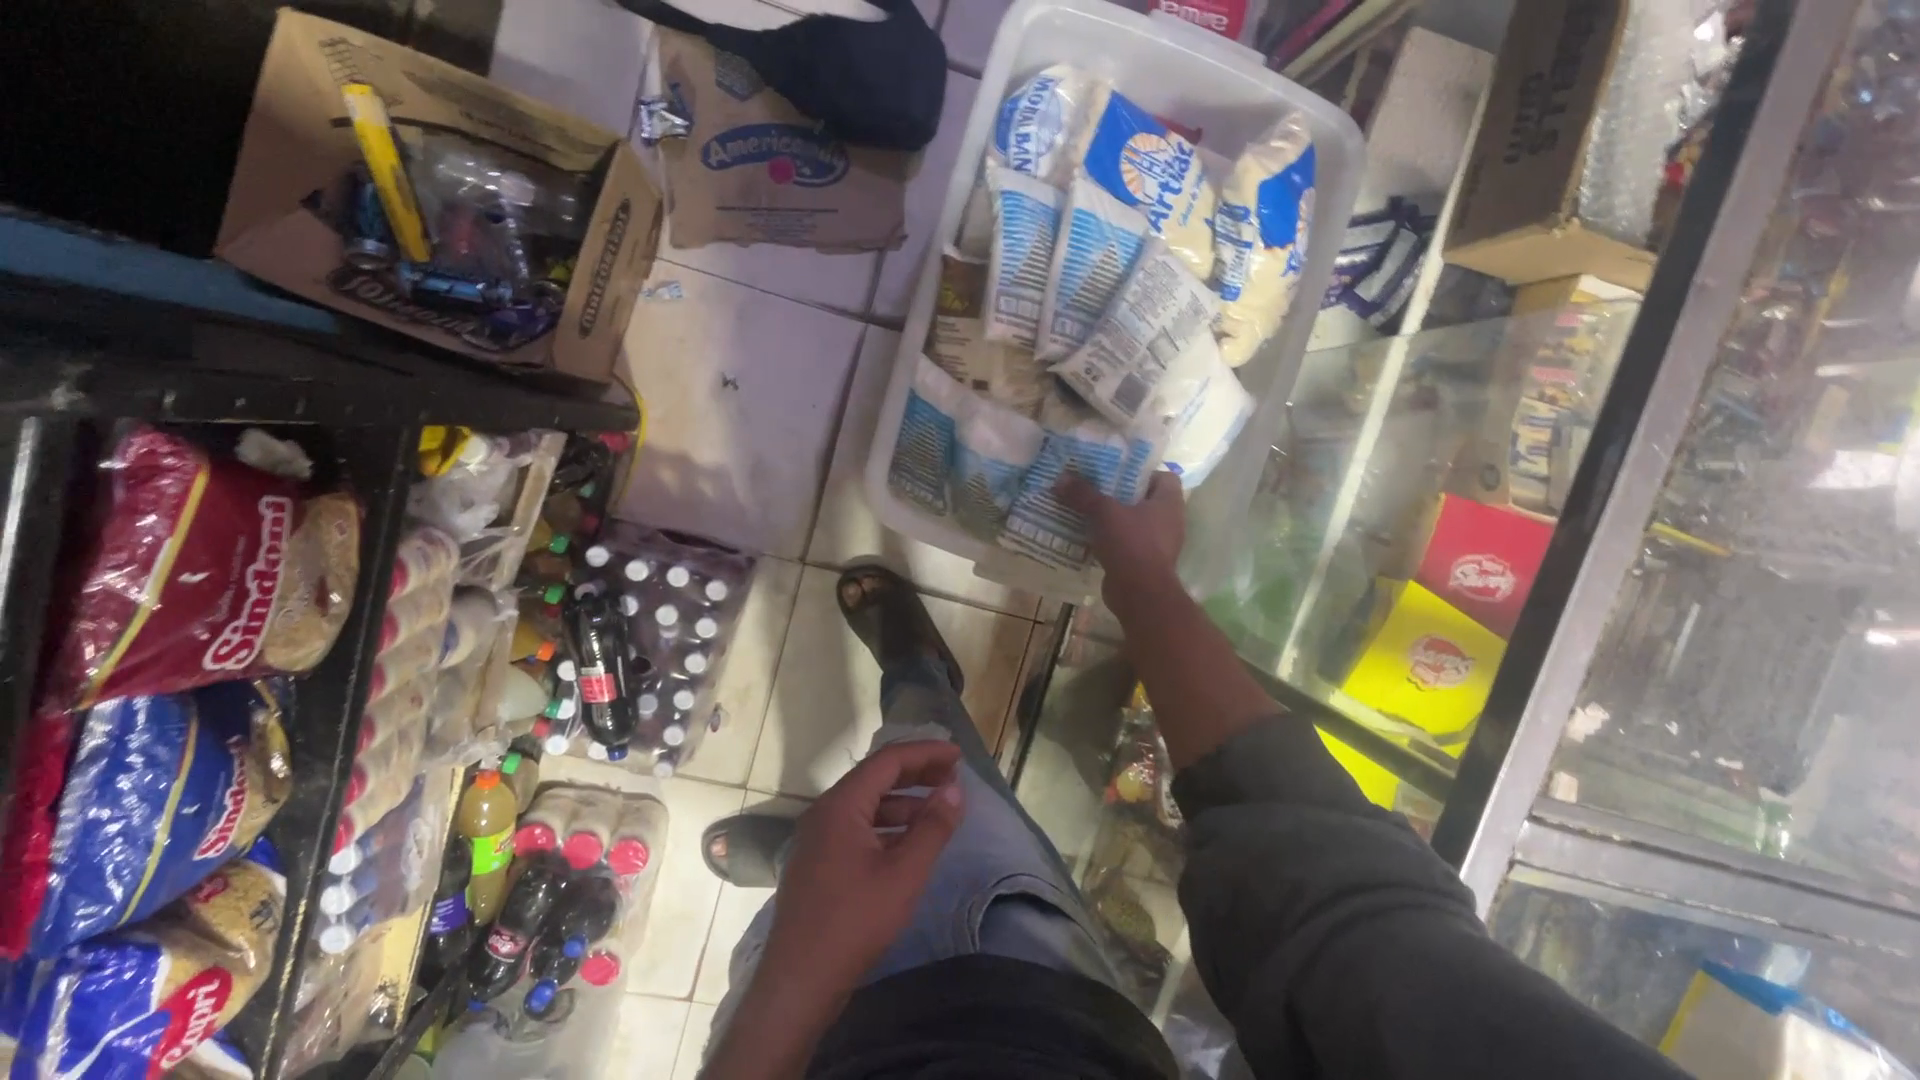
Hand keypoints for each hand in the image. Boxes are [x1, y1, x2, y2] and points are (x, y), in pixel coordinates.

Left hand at [760, 740, 965, 992]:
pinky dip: (886, 826)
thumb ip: (932, 827)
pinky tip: (908, 842)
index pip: (887, 761)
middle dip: (915, 774)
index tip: (957, 756)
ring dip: (902, 802)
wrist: (800, 979)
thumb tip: (954, 789)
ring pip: (865, 805)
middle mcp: (824, 813)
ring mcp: (817, 838)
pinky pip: (856, 828)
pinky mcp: (817, 862)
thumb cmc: (855, 921)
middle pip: (874, 778)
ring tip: (938, 809)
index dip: (925, 754)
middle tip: (952, 777)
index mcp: (841, 805)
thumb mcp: (904, 873)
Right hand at [1059, 470, 1185, 598]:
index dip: (1141, 472)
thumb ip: (1083, 494)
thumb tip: (1060, 478)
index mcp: (1169, 502)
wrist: (1140, 594)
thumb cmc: (1131, 544)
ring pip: (1133, 523)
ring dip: (1112, 519)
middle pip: (1143, 500)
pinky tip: (1087, 537)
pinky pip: (1125, 544)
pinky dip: (1109, 541)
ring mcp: (1158, 544)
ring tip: (1085, 511)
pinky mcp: (1144, 563)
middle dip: (1119, 495)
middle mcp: (1169, 521)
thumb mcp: (1103, 513)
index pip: (1162, 477)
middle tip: (1093, 489)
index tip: (1116, 472)